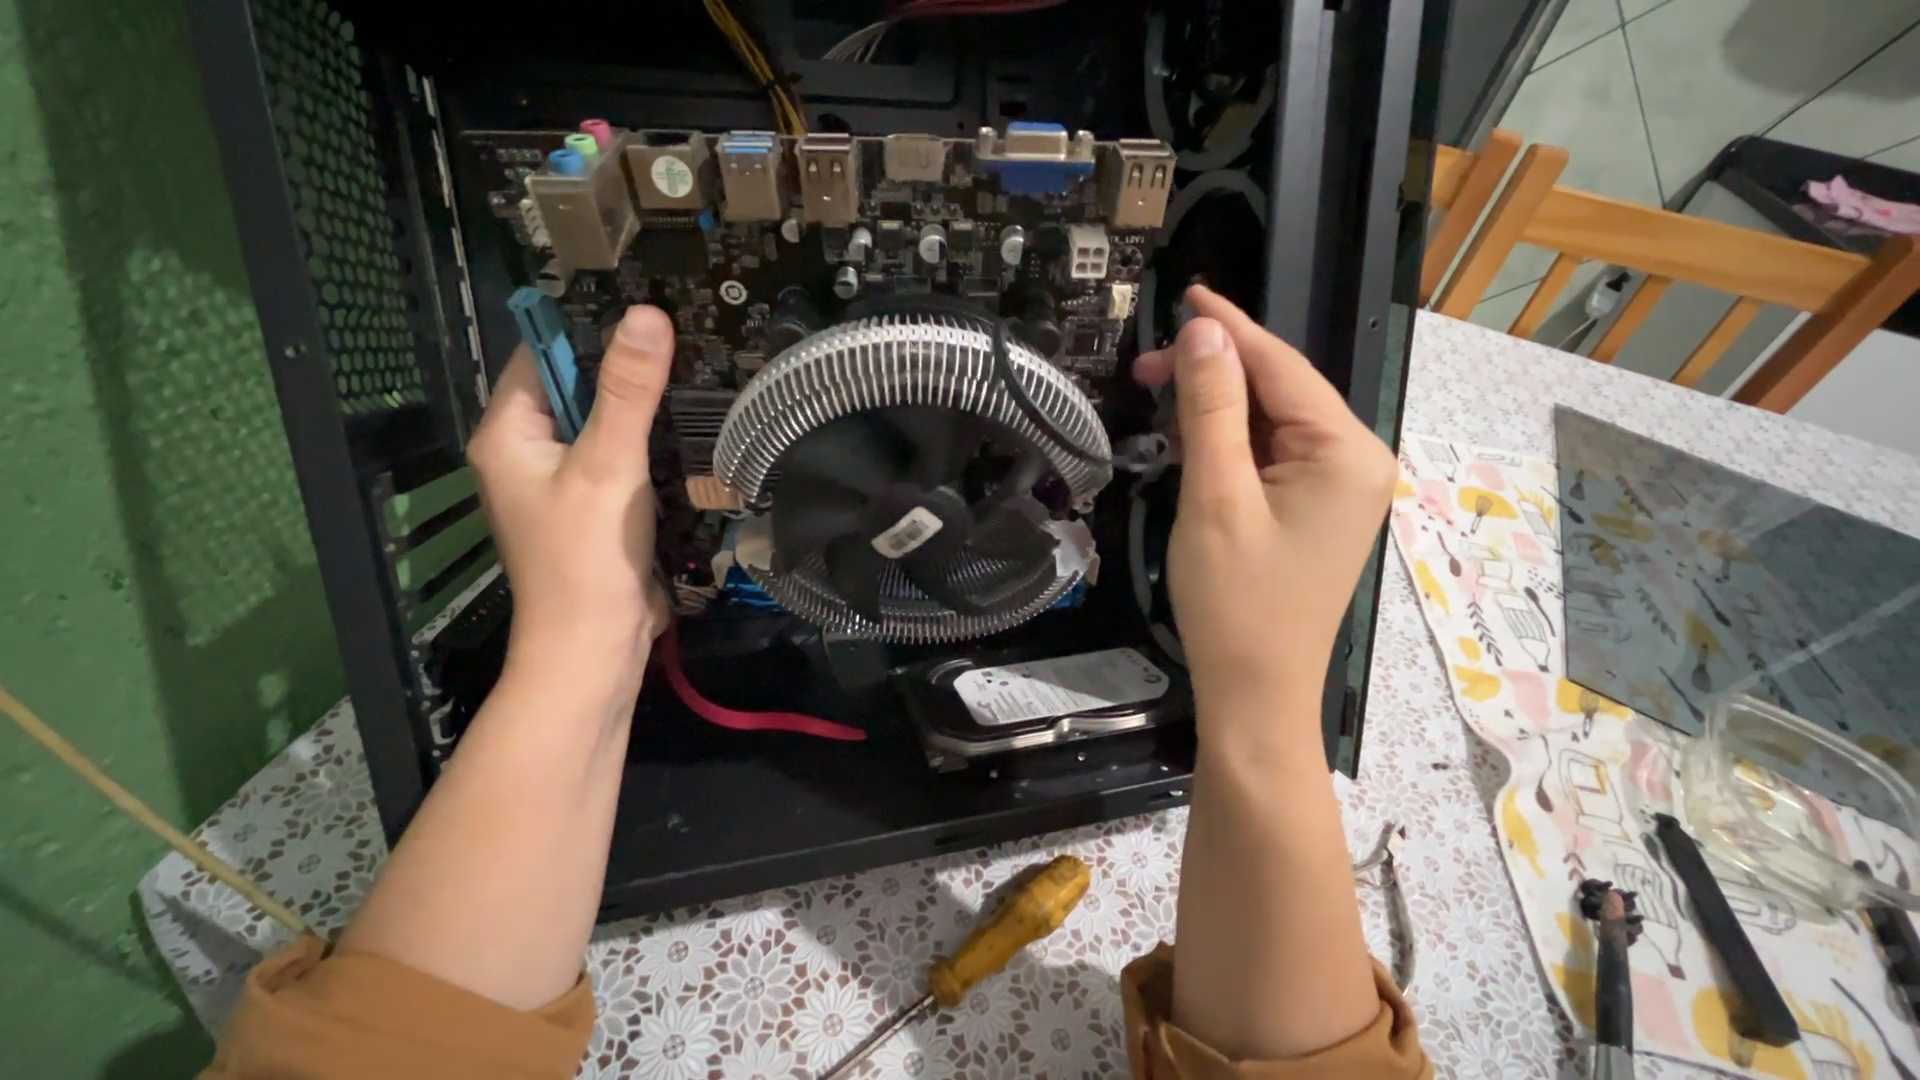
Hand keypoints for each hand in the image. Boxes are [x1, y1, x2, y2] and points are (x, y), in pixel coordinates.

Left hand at [466, 306, 675, 692]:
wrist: (596, 642)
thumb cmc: (587, 553)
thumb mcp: (607, 464)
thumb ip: (627, 391)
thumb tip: (646, 314)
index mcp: (508, 433)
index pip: (541, 355)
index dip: (589, 331)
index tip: (648, 314)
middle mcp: (527, 451)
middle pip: (576, 388)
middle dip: (625, 372)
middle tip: (685, 344)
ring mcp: (562, 481)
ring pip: (603, 425)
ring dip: (641, 410)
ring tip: (694, 379)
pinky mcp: (595, 506)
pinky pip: (620, 458)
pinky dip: (648, 445)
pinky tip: (687, 433)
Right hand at [1134, 286, 1396, 744]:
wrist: (1254, 693)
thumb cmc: (1234, 601)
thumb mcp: (1215, 497)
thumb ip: (1212, 408)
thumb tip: (1203, 332)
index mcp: (1346, 452)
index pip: (1283, 367)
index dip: (1230, 328)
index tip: (1185, 295)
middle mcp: (1356, 461)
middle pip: (1281, 392)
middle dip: (1217, 371)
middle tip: (1147, 366)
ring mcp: (1340, 489)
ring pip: (1273, 424)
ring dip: (1219, 407)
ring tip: (1160, 395)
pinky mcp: (1316, 512)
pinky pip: (1272, 457)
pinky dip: (1231, 443)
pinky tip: (1193, 438)